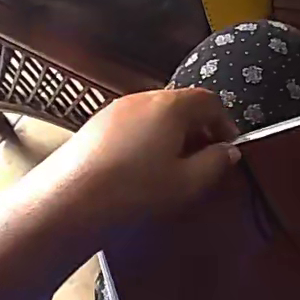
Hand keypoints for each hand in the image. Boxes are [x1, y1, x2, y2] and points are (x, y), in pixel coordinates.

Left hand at [23, 88, 240, 239]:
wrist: (72, 199)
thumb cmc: (130, 189)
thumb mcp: (189, 182)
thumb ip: (217, 163)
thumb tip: (227, 153)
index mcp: (171, 106)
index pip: (210, 101)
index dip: (224, 124)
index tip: (228, 146)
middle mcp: (143, 100)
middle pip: (182, 105)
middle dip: (198, 130)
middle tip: (204, 160)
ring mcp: (117, 110)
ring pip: (157, 116)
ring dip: (172, 137)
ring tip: (173, 169)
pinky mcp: (98, 125)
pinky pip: (134, 126)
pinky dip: (147, 141)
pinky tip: (143, 170)